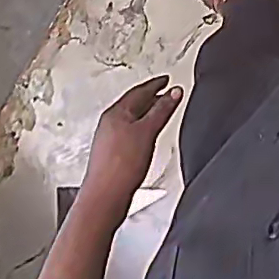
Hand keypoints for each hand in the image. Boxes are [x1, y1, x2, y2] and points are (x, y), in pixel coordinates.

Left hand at [81, 75, 182, 213]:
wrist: (104, 199)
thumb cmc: (120, 167)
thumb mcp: (147, 132)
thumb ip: (162, 110)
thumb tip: (173, 93)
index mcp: (116, 113)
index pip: (139, 91)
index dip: (155, 84)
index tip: (166, 79)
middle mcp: (109, 123)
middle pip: (134, 103)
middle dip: (151, 96)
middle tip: (164, 91)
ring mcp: (109, 139)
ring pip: (131, 118)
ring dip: (146, 112)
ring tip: (159, 110)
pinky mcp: (111, 154)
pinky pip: (129, 132)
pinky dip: (141, 128)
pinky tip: (147, 136)